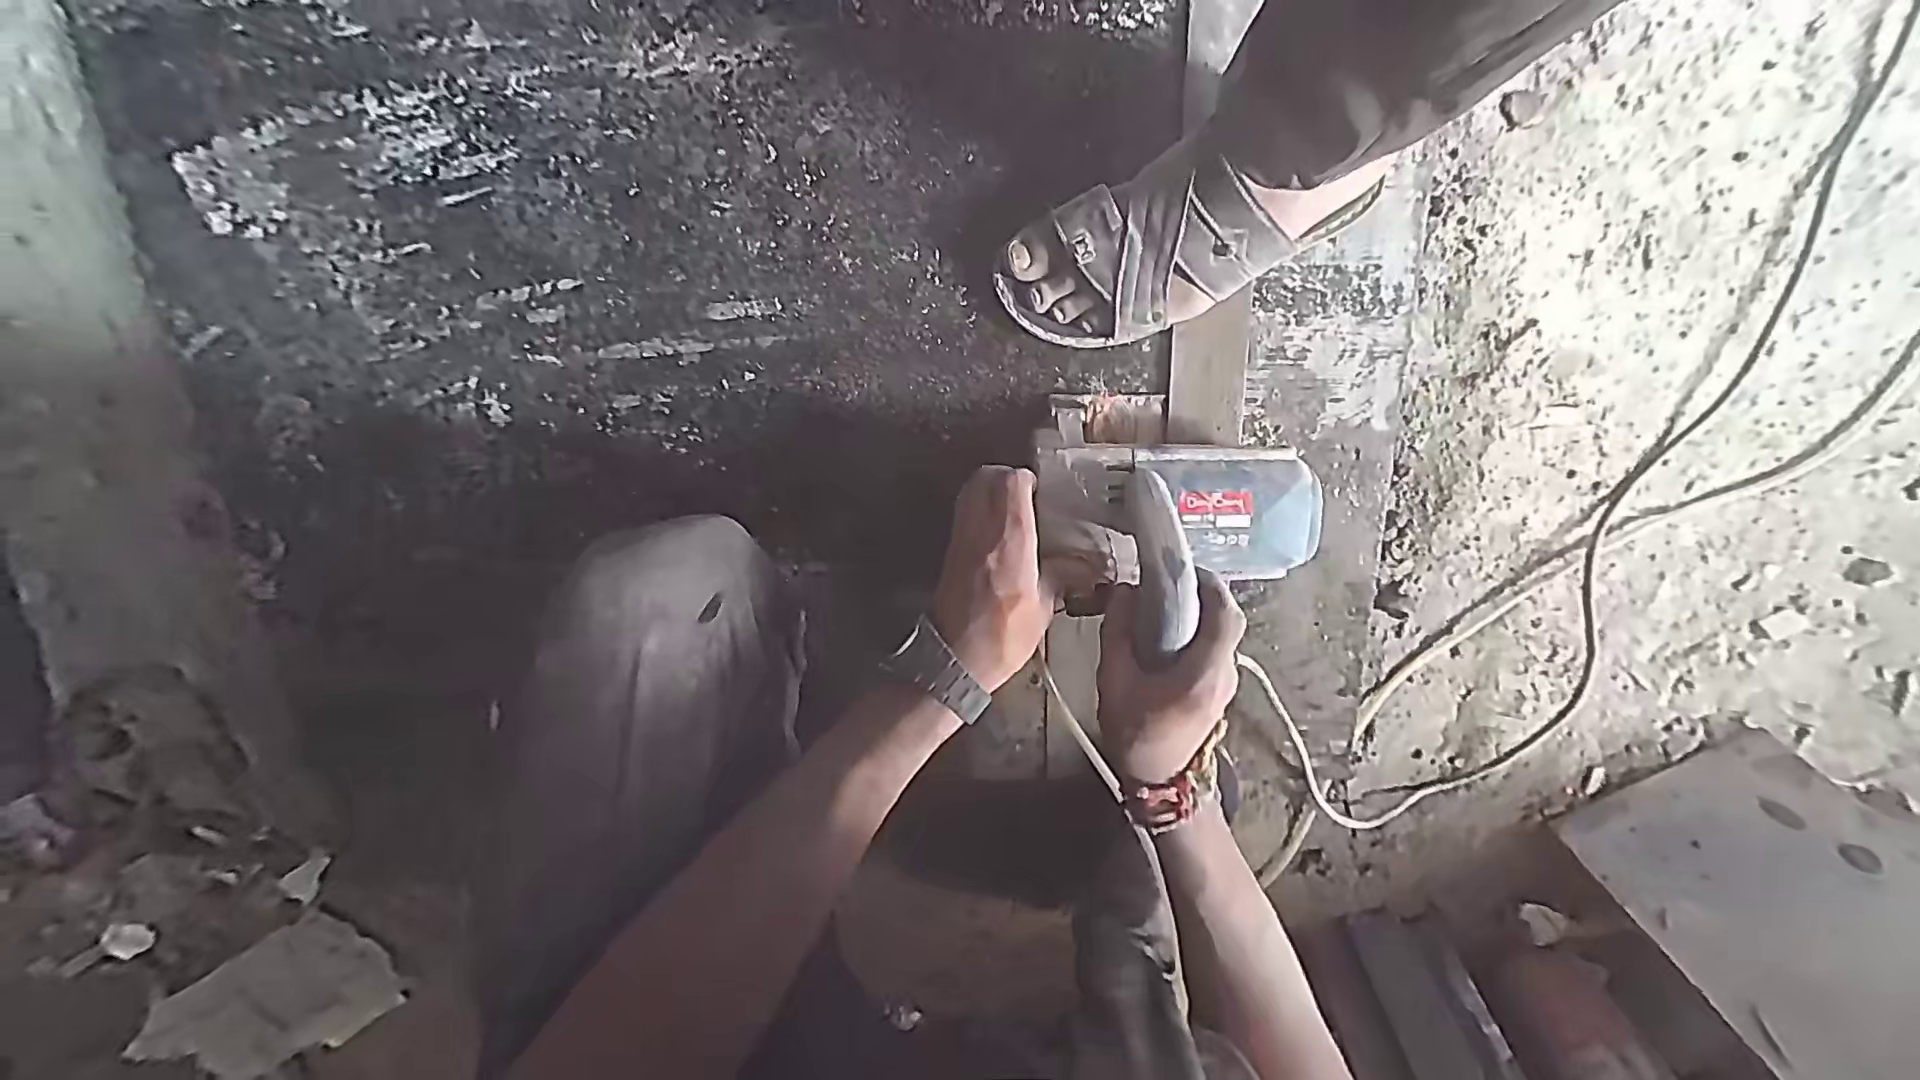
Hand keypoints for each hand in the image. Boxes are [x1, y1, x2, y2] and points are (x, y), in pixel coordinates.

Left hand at [932, 466, 1053, 692]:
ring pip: (969, 490)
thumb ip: (1061, 576)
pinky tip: (995, 531)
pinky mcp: (949, 550)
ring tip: (1010, 508)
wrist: (956, 659)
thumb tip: (1083, 567)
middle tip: (1024, 492)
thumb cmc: (1003, 637)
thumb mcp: (1042, 608)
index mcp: (1010, 541)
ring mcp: (961, 538)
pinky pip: (963, 512)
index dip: (1026, 479)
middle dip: (1005, 476)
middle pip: (985, 477)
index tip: (1040, 490)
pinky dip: (976, 507)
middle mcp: (981, 531)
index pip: (1012, 483)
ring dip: (988, 489)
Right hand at [1097, 571, 1246, 782]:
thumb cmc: (1136, 733)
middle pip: (1227, 622)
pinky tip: (1167, 633)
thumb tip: (1123, 591)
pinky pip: (1214, 650)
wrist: (1159, 783)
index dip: (1209, 584)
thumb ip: (1118, 632)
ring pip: (1222, 636)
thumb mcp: (1115, 680)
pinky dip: (1197, 633)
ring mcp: (1226, 685)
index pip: (1225, 615)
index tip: (1182, 567)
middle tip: (1168, 582)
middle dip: (1202, 595)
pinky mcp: (1218, 691)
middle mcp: (1225, 674)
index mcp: (1205, 671)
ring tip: (1164, 603)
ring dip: (1200, 614)